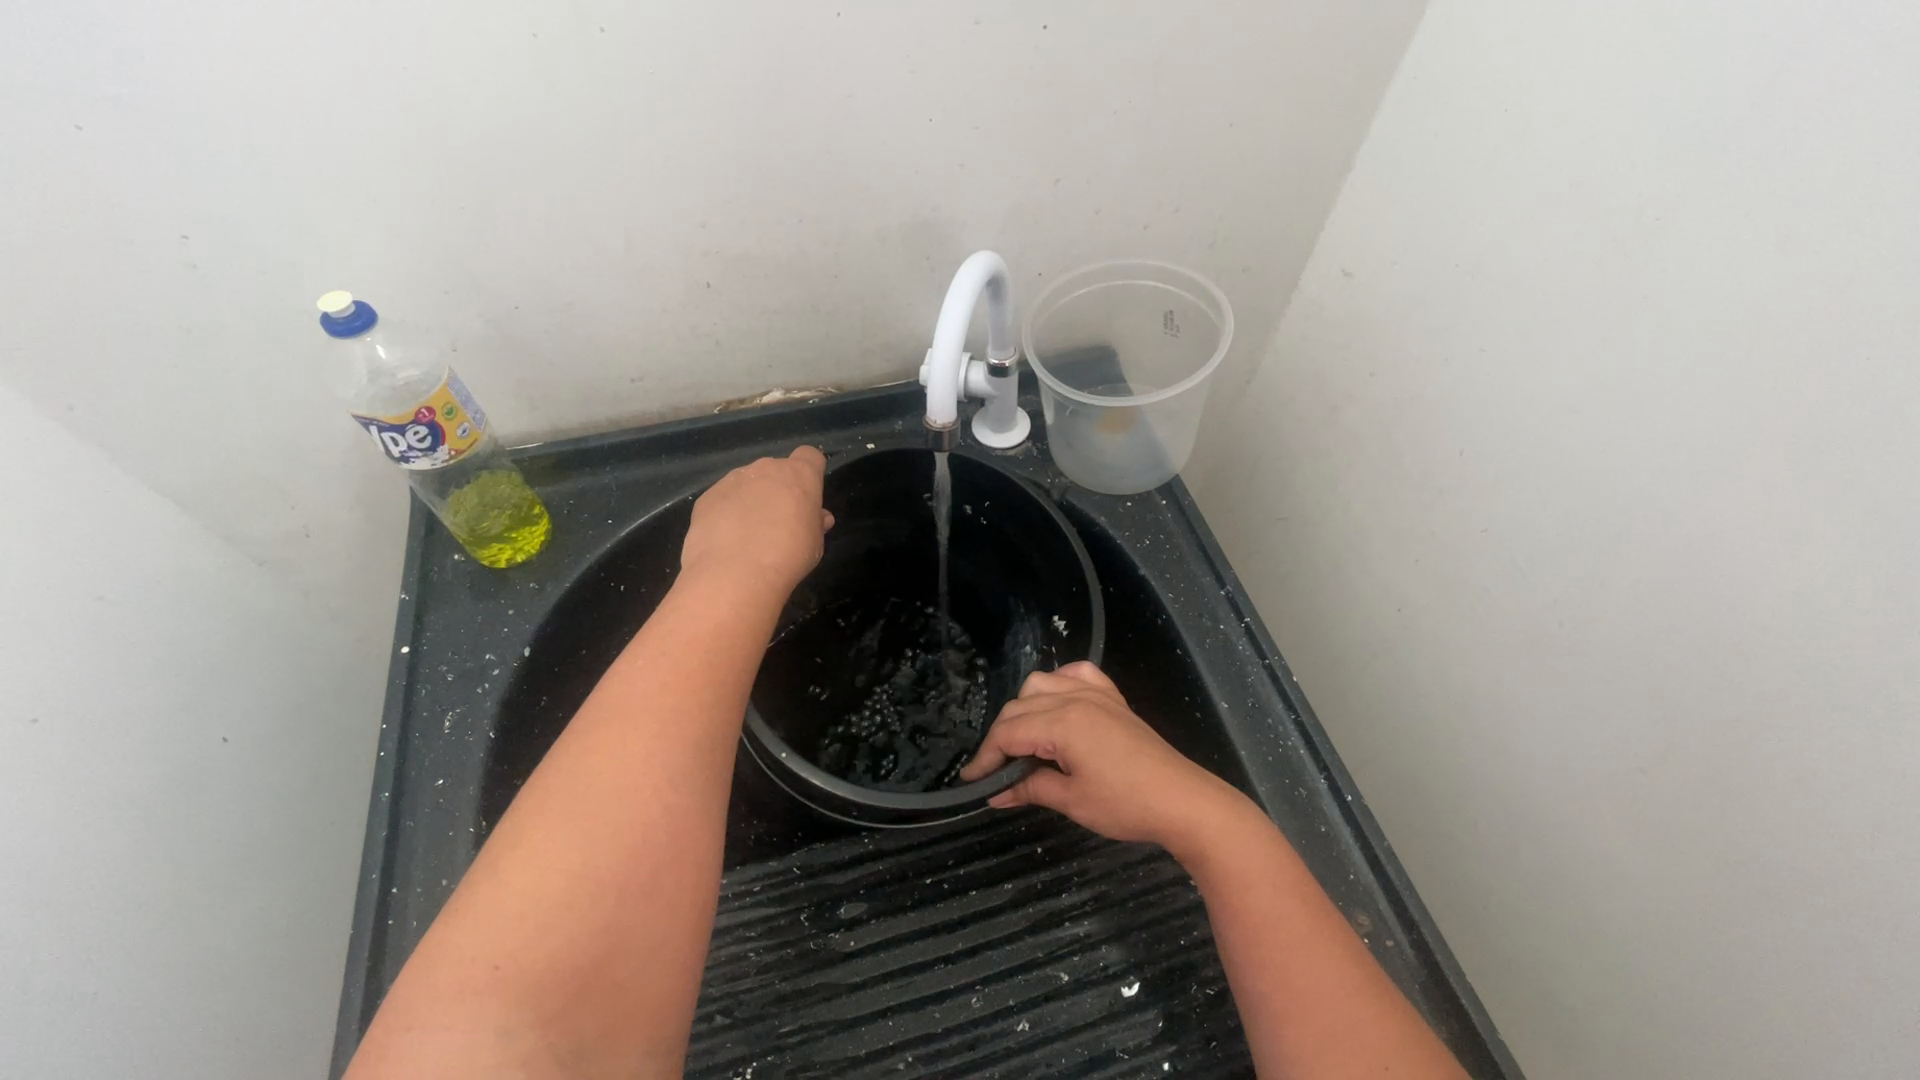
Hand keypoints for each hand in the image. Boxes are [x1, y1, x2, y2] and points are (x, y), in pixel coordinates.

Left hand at [681, 446, 832, 594]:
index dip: (810, 472)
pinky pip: (723, 499)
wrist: (735, 573)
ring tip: (748, 534)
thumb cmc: (788, 556)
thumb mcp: (815, 543)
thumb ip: (815, 523)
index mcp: (799, 475)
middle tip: (779, 522)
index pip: (810, 456)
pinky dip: (726, 513)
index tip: (808, 495)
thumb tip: (818, 517)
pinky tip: (727, 539)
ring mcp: (733, 480)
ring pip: (747, 483)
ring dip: (751, 500)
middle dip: (778, 489)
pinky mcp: (708, 496)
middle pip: (776, 470)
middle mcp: (766, 468)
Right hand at [958, 662, 1251, 855]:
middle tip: (994, 772)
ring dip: (1024, 709)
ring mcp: (1095, 694)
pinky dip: (1059, 684)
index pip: (1007, 733)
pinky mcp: (1113, 699)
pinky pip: (1077, 675)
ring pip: (1041, 684)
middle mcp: (1074, 698)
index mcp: (1061, 723)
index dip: (986, 758)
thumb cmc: (1126, 805)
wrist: (1183, 801)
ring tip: (1023, 743)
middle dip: (1000, 738)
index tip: (972, 782)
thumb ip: (1029, 789)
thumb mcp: (1072, 801)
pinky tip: (1056, 705)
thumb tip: (995, 793)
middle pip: (1019, 707)